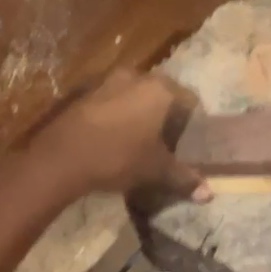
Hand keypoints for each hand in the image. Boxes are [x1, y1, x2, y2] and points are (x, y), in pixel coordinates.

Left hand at [29, 69, 210, 201]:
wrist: (62, 157)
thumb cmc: (119, 157)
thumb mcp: (156, 170)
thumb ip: (184, 178)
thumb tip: (209, 195)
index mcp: (160, 89)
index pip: (190, 100)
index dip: (194, 123)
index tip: (191, 144)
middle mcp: (137, 76)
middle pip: (162, 95)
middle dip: (167, 118)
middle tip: (169, 145)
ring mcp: (107, 82)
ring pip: (135, 97)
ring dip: (141, 116)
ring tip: (142, 144)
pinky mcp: (85, 94)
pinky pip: (113, 103)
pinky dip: (120, 117)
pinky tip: (116, 141)